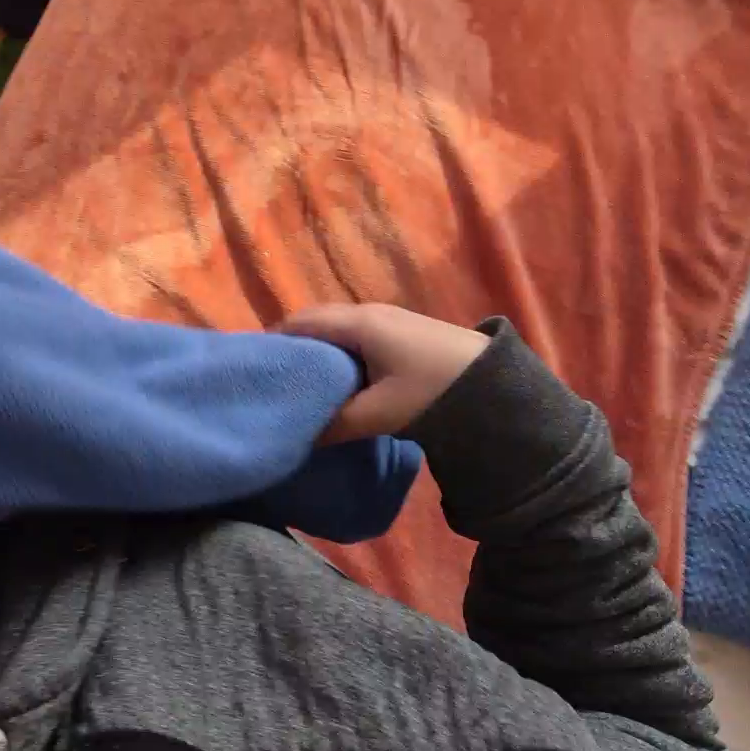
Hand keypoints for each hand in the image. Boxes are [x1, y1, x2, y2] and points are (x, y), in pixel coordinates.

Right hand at [280, 304, 488, 443]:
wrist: (496, 383)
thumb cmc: (432, 390)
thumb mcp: (380, 413)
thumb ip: (335, 423)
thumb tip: (297, 437)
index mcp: (358, 324)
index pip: (300, 324)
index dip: (273, 342)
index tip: (253, 367)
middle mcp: (367, 313)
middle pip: (315, 323)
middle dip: (290, 346)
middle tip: (271, 377)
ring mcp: (386, 319)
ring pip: (335, 330)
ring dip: (314, 351)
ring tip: (297, 381)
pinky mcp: (399, 333)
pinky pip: (352, 336)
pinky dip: (334, 353)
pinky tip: (334, 379)